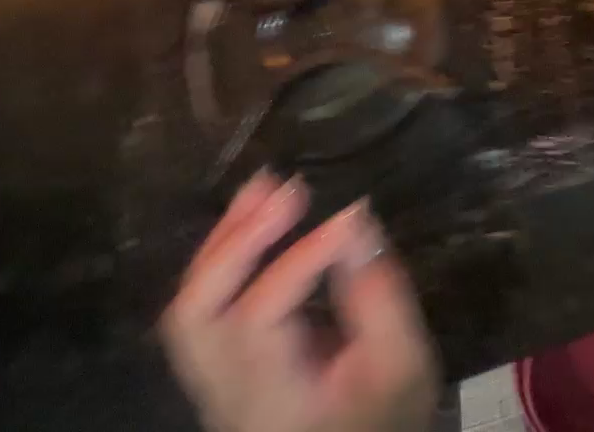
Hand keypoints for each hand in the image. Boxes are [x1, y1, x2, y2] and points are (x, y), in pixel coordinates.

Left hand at [161, 173, 438, 431]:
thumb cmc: (388, 414)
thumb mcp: (403, 362)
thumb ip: (379, 296)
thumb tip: (355, 218)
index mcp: (269, 400)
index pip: (260, 318)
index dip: (303, 258)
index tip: (353, 214)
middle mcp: (223, 393)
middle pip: (196, 315)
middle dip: (238, 242)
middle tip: (288, 188)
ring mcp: (213, 382)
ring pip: (191, 307)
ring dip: (226, 238)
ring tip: (267, 184)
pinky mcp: (222, 365)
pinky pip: (206, 306)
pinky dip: (227, 253)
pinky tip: (258, 215)